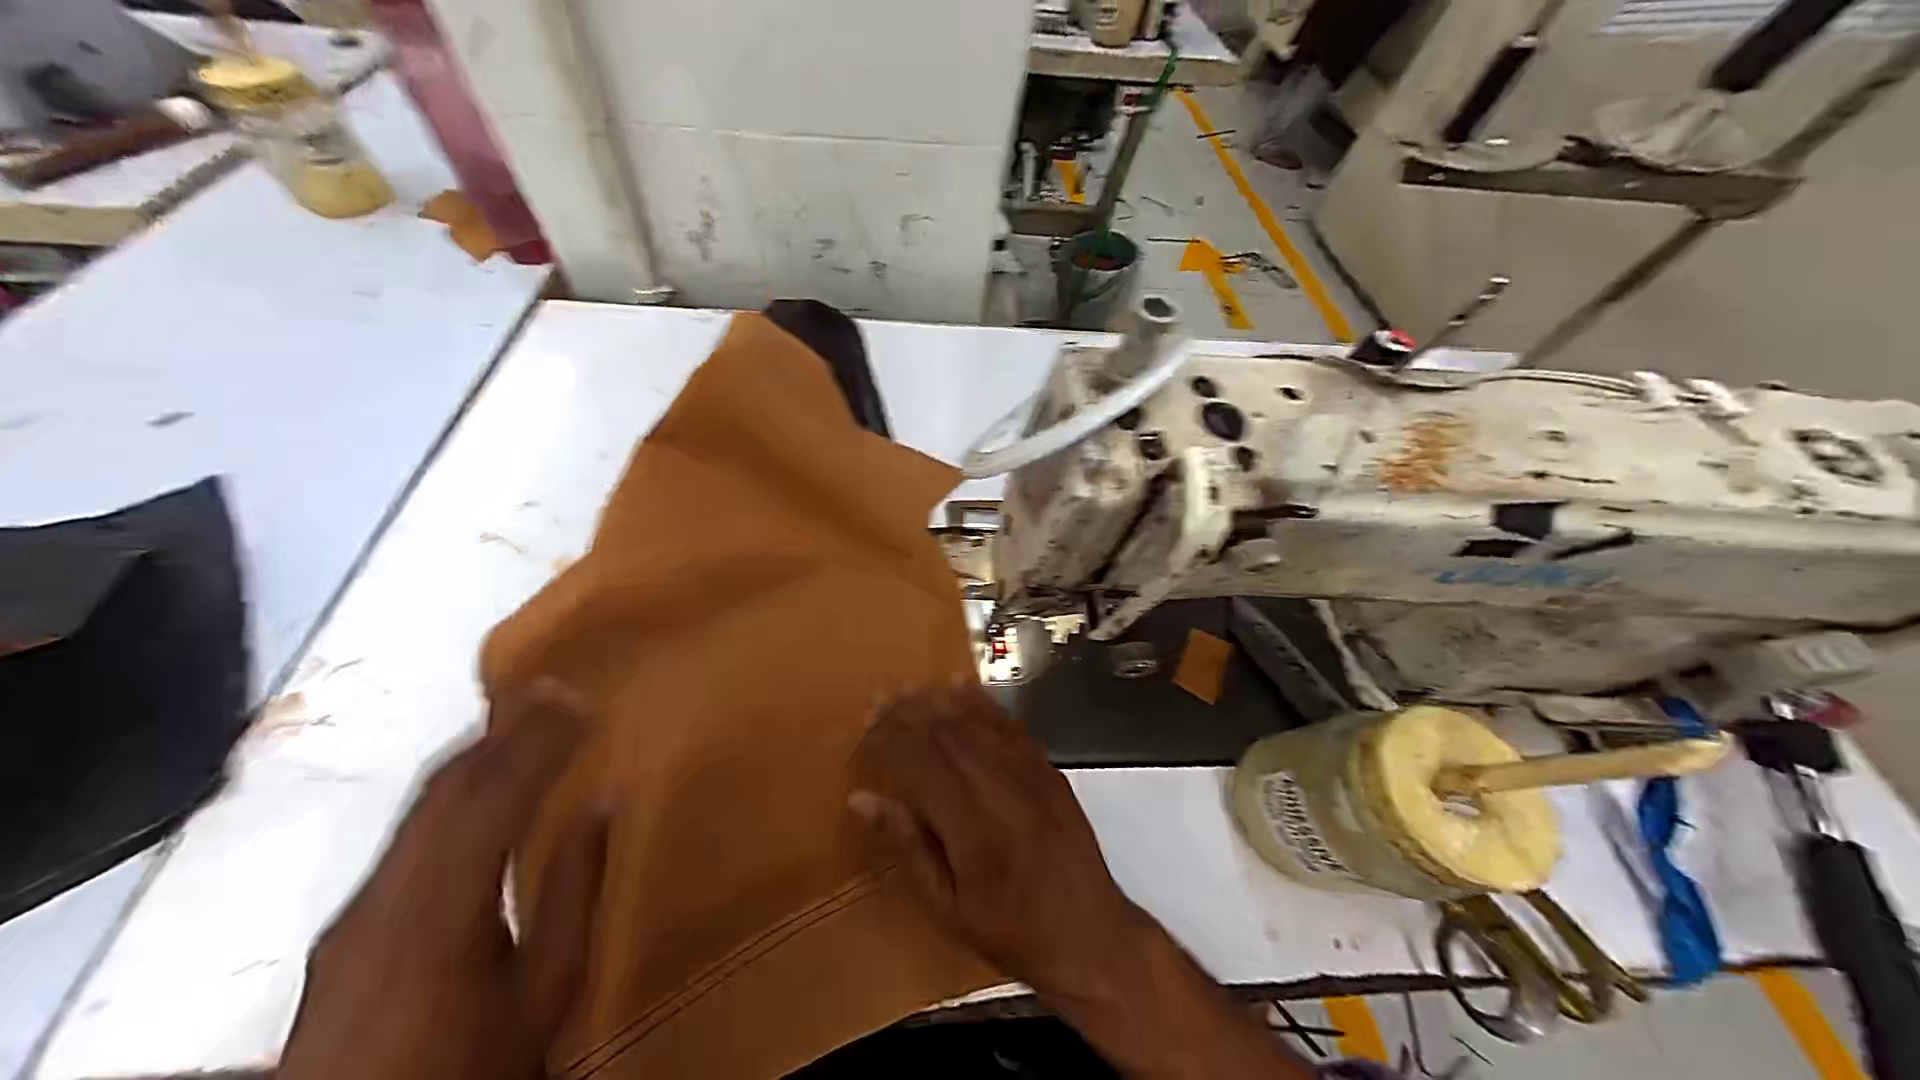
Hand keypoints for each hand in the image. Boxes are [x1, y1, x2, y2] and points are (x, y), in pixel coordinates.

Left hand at [278, 685, 605, 1079]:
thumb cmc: (471, 1061)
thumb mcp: (545, 991)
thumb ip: (575, 893)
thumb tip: (605, 803)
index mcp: (442, 911)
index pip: (493, 797)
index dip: (539, 741)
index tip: (582, 700)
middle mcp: (388, 893)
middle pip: (448, 789)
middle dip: (505, 731)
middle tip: (556, 688)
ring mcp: (358, 906)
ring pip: (421, 803)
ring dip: (477, 751)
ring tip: (525, 715)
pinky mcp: (349, 920)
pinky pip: (409, 828)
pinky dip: (453, 787)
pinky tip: (479, 778)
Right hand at [851, 679, 1314, 1079]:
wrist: (1091, 935)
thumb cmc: (1011, 931)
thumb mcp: (947, 906)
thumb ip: (907, 845)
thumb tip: (863, 799)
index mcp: (973, 829)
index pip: (921, 764)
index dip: (889, 740)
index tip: (865, 729)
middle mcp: (1003, 791)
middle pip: (948, 733)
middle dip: (908, 711)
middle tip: (876, 700)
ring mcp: (1033, 775)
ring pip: (979, 722)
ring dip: (939, 700)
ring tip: (907, 689)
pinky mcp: (1051, 770)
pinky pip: (1012, 725)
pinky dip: (982, 702)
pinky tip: (961, 685)